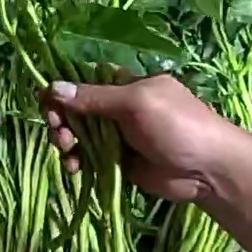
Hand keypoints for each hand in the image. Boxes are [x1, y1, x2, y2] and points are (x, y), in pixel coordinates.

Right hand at [39, 75, 248, 202]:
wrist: (207, 170)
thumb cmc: (177, 125)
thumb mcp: (136, 103)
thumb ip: (95, 97)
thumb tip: (53, 87)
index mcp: (124, 84)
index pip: (83, 81)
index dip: (61, 90)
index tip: (44, 102)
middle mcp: (116, 107)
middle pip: (75, 109)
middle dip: (60, 119)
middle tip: (58, 131)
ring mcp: (116, 136)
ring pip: (77, 135)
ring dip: (64, 141)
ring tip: (66, 150)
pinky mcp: (116, 162)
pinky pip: (87, 158)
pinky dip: (75, 161)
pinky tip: (74, 168)